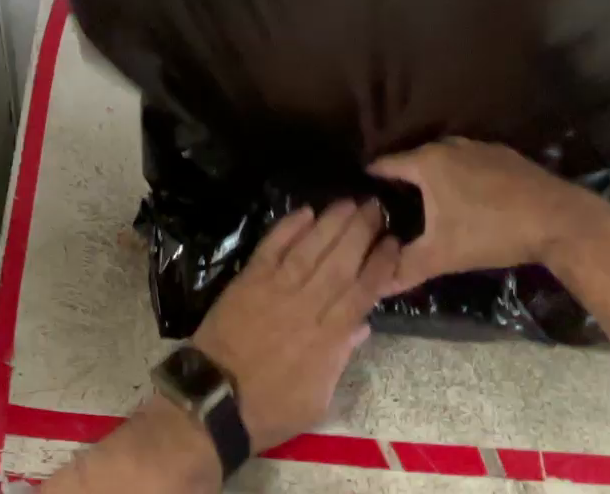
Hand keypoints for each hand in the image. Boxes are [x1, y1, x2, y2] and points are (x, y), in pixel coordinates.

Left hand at [189, 201, 397, 451]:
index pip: (361, 292)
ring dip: (330, 222)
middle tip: (376, 206)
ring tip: (349, 202)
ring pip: (309, 248)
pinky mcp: (248, 279)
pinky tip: (304, 211)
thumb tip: (362, 324)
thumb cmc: (271, 407)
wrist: (215, 398)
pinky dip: (288, 227)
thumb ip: (340, 357)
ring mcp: (275, 288)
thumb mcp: (318, 398)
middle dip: (360, 232)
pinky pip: (271, 247)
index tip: (394, 242)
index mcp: (327, 338)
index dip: (379, 265)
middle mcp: (305, 306)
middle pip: (339, 262)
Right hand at [367, 138, 609, 293]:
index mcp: (427, 162)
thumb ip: (407, 267)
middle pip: (413, 160)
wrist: (562, 222)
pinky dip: (463, 175)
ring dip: (434, 176)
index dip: (370, 179)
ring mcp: (479, 147)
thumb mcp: (445, 254)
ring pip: (444, 159)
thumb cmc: (493, 232)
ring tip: (428, 201)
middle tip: (392, 204)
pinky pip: (471, 162)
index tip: (361, 194)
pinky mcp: (506, 155)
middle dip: (401, 179)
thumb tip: (375, 285)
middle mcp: (448, 146)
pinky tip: (470, 198)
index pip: (385, 164)